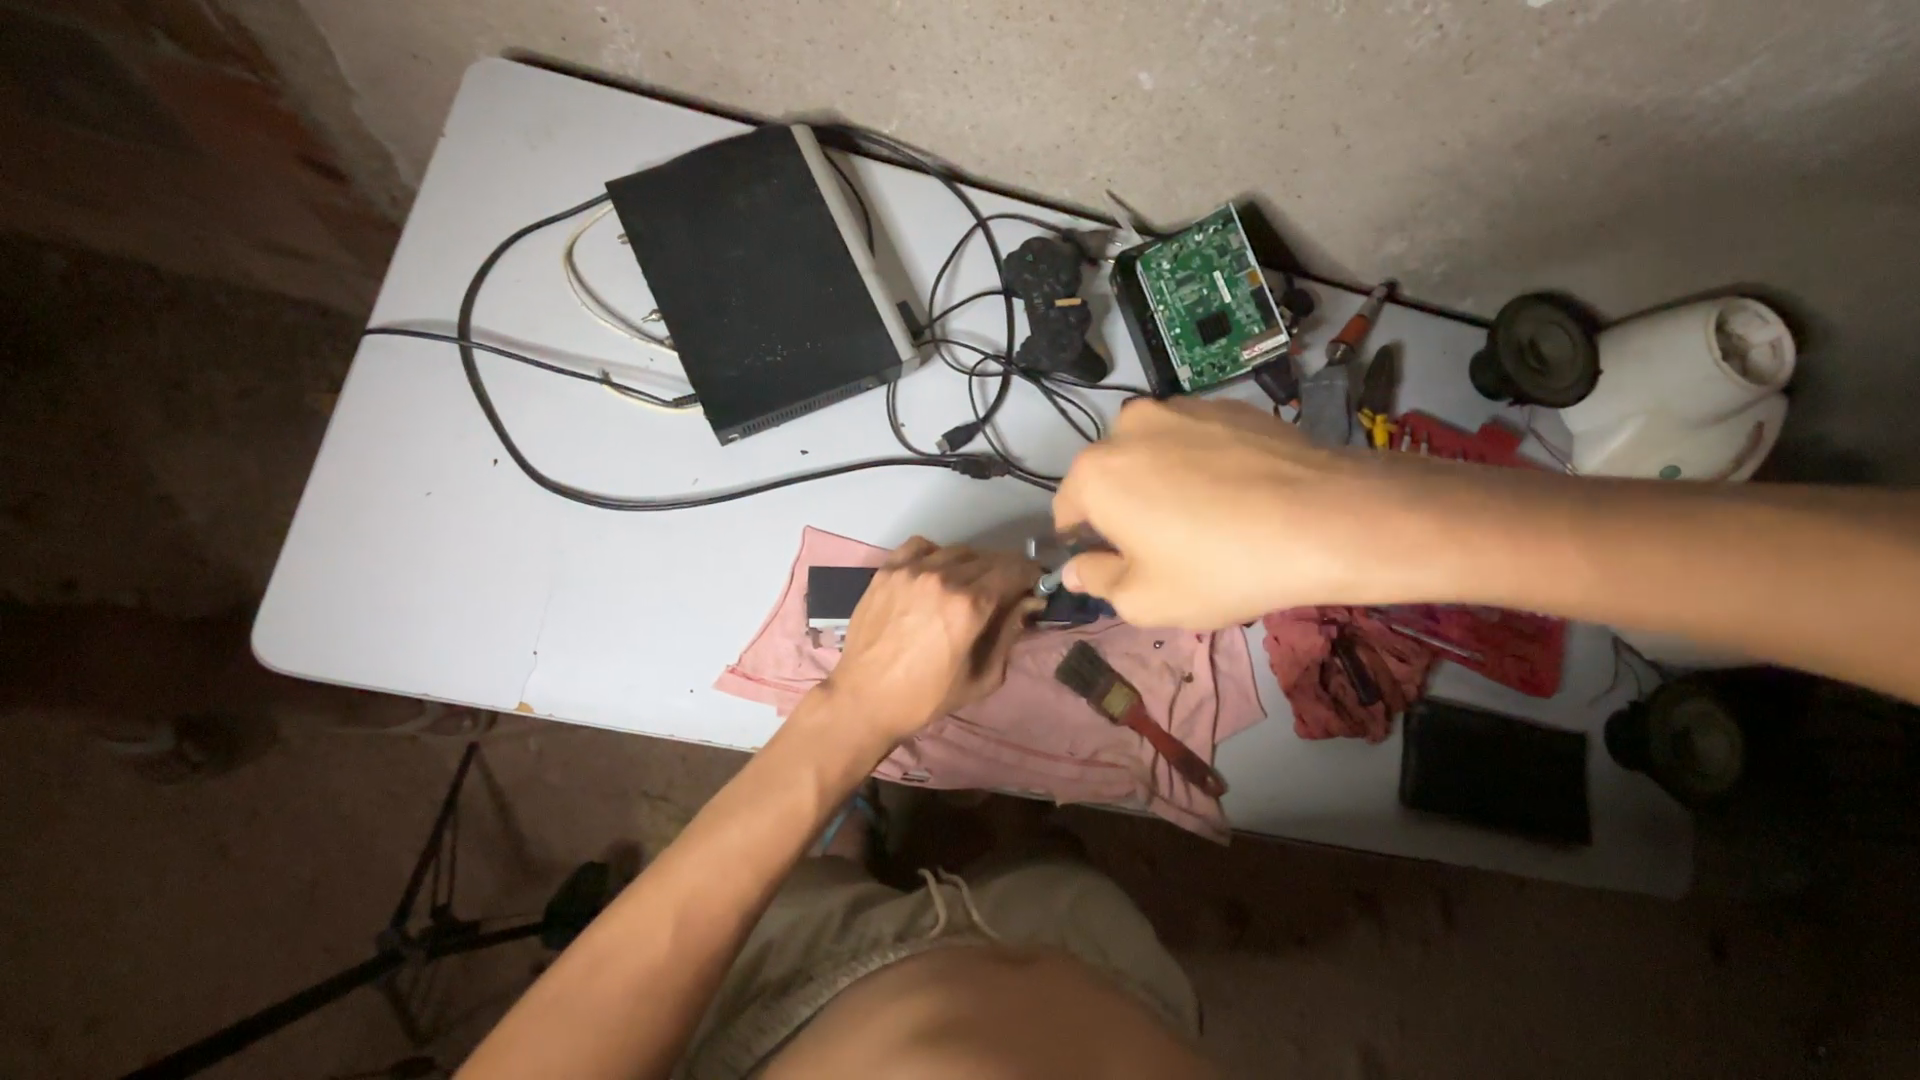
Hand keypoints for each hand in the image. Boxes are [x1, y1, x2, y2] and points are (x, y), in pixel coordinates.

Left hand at [823, 538, 1041, 739]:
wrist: (864, 699)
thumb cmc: (926, 697)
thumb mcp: (982, 677)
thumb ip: (1009, 635)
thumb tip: (1028, 604)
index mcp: (970, 605)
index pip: (1013, 571)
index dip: (1030, 576)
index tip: (1035, 585)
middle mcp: (942, 578)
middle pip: (989, 559)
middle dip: (1006, 572)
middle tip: (1008, 589)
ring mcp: (911, 570)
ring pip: (957, 551)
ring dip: (974, 564)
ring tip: (972, 583)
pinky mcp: (886, 571)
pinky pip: (920, 546)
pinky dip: (936, 554)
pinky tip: (936, 572)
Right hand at [1053, 397, 1413, 628]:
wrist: (1326, 520)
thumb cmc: (1220, 568)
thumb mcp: (1145, 600)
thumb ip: (1098, 581)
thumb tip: (1076, 568)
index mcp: (1095, 472)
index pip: (1067, 512)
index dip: (1088, 545)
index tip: (1121, 566)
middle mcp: (1129, 426)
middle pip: (1111, 477)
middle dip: (1126, 509)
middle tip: (1169, 547)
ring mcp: (1182, 408)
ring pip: (1155, 454)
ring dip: (1165, 482)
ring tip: (1210, 518)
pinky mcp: (1229, 406)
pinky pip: (1198, 441)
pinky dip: (1205, 465)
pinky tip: (1240, 496)